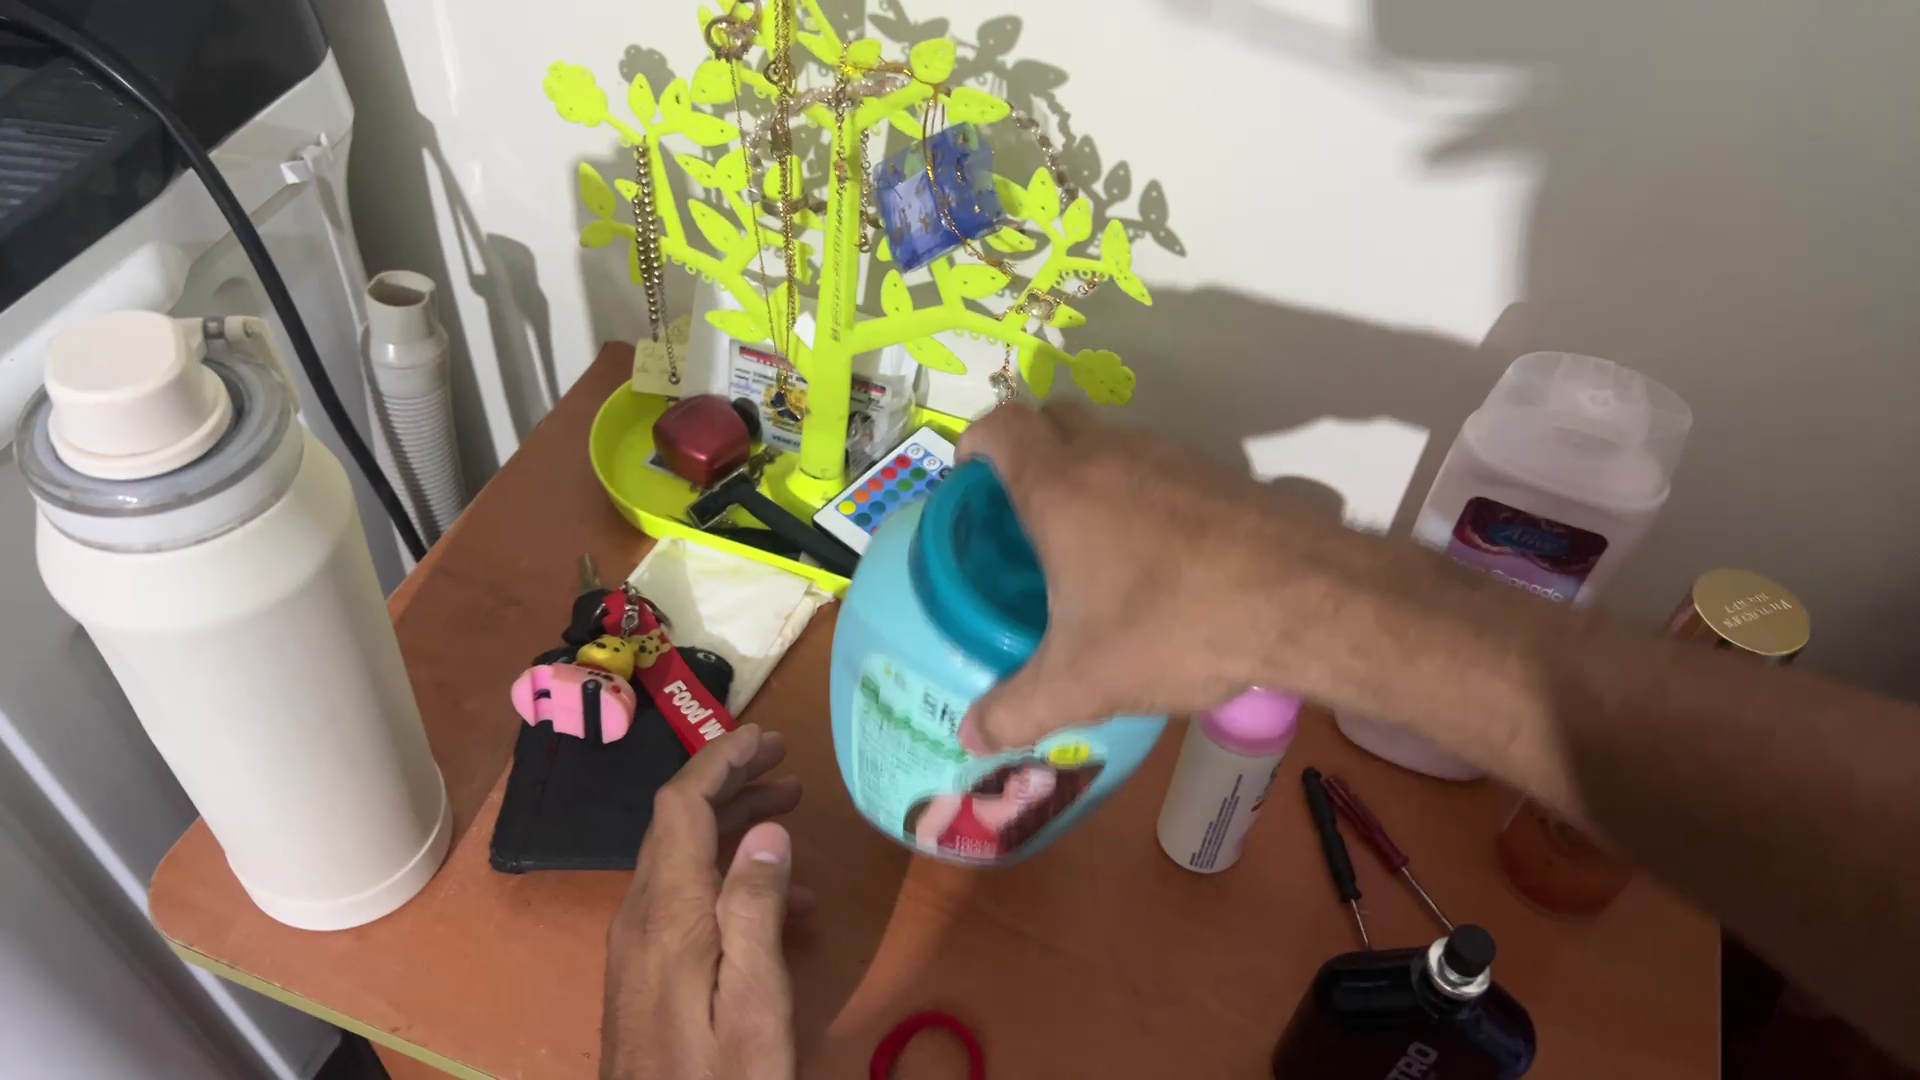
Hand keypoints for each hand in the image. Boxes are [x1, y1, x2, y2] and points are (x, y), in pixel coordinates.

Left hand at [602, 725, 805, 1079]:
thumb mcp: (754, 1004)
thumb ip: (756, 911)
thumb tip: (767, 830)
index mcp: (669, 913)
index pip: (682, 805)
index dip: (720, 760)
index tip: (764, 736)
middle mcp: (644, 915)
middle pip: (680, 821)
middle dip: (731, 778)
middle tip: (784, 759)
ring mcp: (641, 943)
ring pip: (685, 853)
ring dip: (735, 819)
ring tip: (789, 804)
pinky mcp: (649, 967)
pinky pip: (688, 894)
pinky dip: (731, 871)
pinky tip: (783, 892)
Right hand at [956, 402, 1463, 752]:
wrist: (1308, 600)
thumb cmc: (1173, 626)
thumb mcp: (1083, 681)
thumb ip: (1017, 709)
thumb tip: (970, 737)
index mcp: (1061, 487)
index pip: (1002, 425)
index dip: (974, 442)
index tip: (969, 483)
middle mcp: (1112, 453)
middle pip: (1053, 418)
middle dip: (1027, 450)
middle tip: (1020, 512)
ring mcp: (1170, 456)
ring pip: (1108, 439)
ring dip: (1085, 470)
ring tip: (1084, 539)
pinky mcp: (1217, 472)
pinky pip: (1156, 465)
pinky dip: (1135, 489)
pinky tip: (1152, 553)